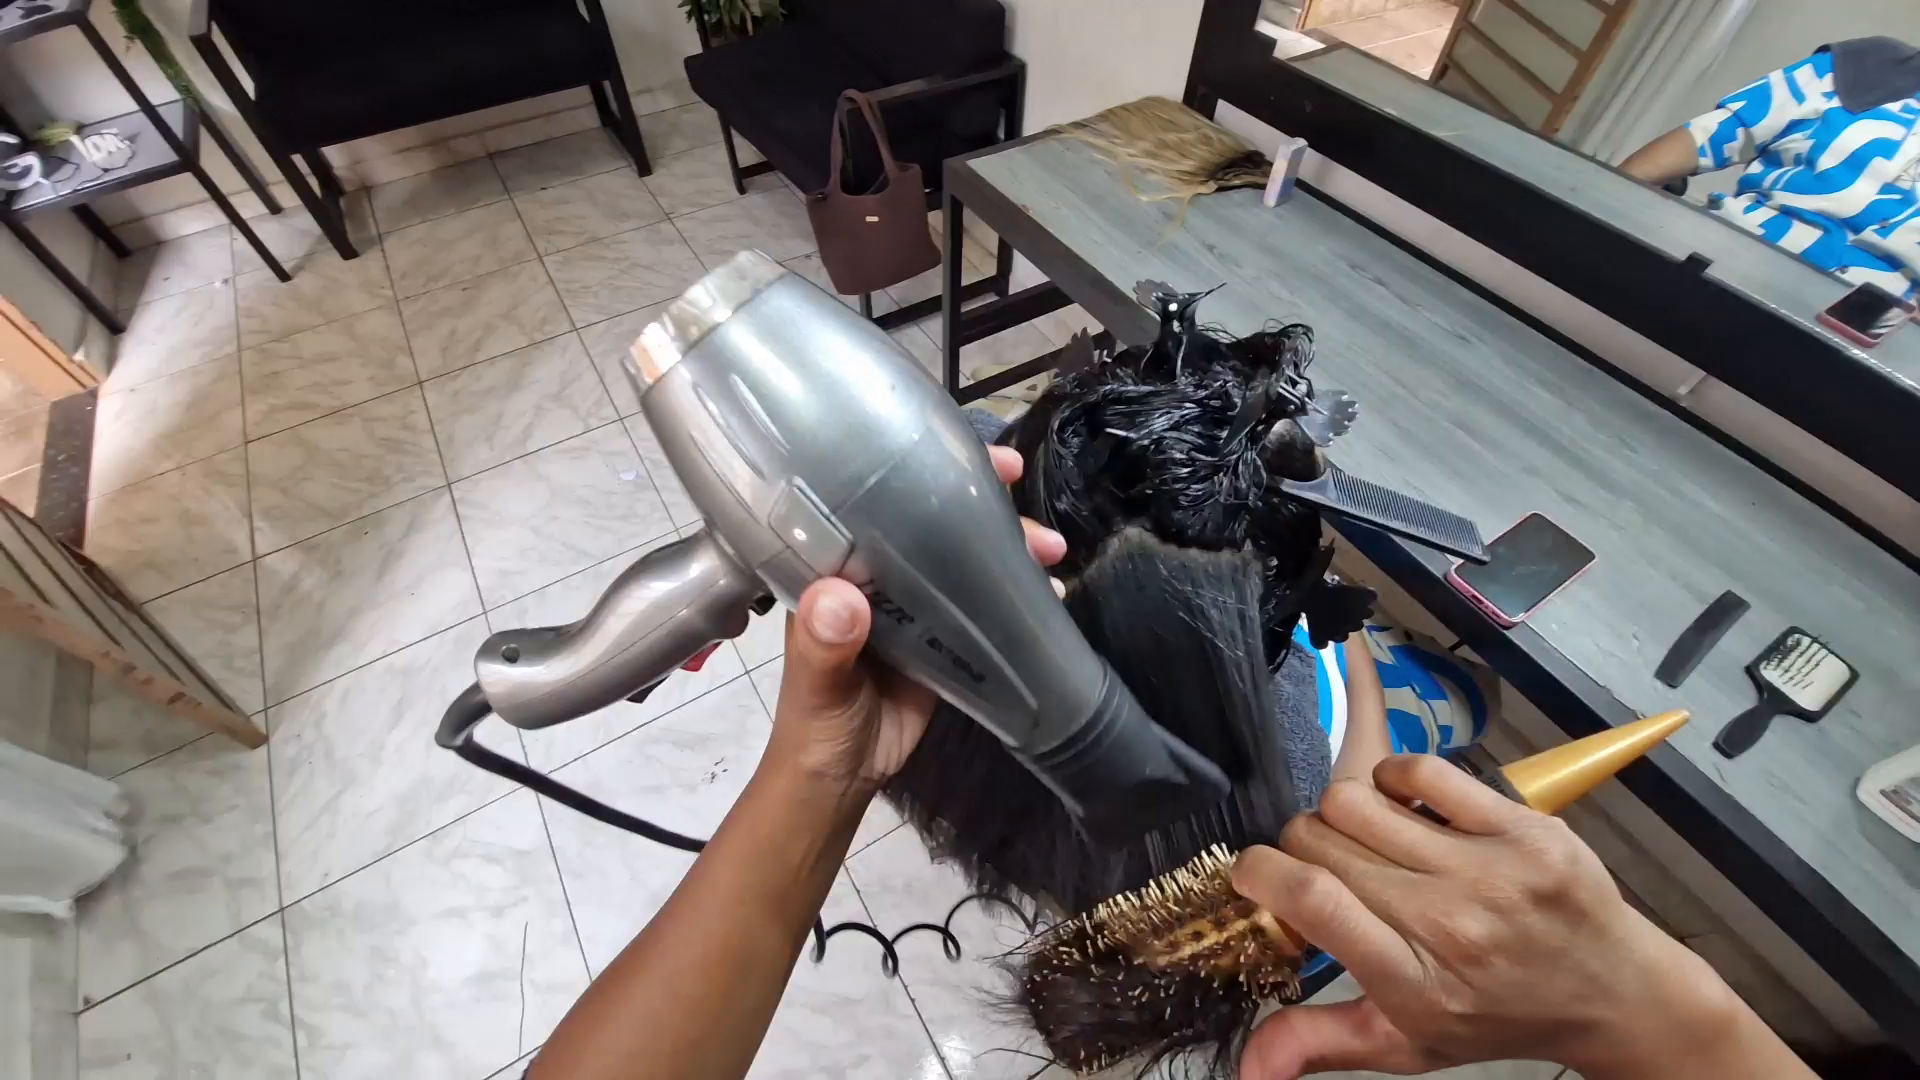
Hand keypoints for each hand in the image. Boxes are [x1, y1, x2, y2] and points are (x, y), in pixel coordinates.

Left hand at [765, 445, 1065, 790]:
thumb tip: (841, 599)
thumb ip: (824, 645)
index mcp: (841, 567)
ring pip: (965, 559)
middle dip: (982, 503)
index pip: (881, 502)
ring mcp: (915, 604)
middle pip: (933, 522)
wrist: (844, 774)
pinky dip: (1016, 595)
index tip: (968, 455)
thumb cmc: (815, 722)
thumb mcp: (817, 683)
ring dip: (1009, 547)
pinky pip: (983, 604)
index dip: (921, 471)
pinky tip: (1051, 592)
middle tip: (1021, 490)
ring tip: (1053, 551)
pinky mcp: (945, 637)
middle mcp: (880, 574)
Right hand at [1232, 756, 1740, 1078]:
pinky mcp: (1520, 826)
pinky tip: (1409, 812)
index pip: (1312, 898)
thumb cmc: (1495, 1016)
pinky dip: (1391, 780)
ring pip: (1350, 797)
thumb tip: (1245, 1067)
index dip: (1261, 872)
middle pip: (1317, 837)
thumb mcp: (1404, 1043)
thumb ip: (1317, 1043)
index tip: (1253, 876)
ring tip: (1371, 842)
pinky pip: (1412, 770)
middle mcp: (1450, 922)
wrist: (1619, 994)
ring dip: (1342, 815)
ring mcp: (1490, 869)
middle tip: (1329, 869)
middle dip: (1301, 848)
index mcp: (1414, 980)